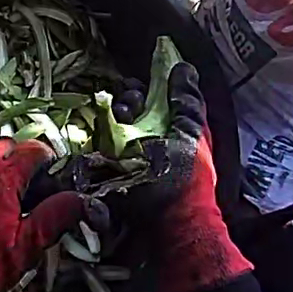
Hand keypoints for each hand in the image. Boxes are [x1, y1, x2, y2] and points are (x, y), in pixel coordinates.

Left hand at [0, 138, 96, 291]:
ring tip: (1, 196)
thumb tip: (82, 199)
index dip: (47, 160)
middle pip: (7, 147)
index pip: (33, 149)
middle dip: (20, 159)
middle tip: (27, 187)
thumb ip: (55, 216)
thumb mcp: (28, 246)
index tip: (51, 177)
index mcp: (3, 176)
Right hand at [121, 62, 252, 291]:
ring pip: (115, 118)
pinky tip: (105, 136)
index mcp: (175, 125)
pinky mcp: (113, 165)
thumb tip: (183, 66)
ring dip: (115, 115)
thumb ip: (186, 102)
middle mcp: (152, 134)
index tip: (139, 87)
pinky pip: (102, 140)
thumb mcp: (190, 135)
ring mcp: (131, 150)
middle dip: (127, 99)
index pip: (154, 94)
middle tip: (128, 107)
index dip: (145, 85)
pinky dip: (102, 134)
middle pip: (131, 103)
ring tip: (119, 121)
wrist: (167, 225)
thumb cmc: (184, 179)